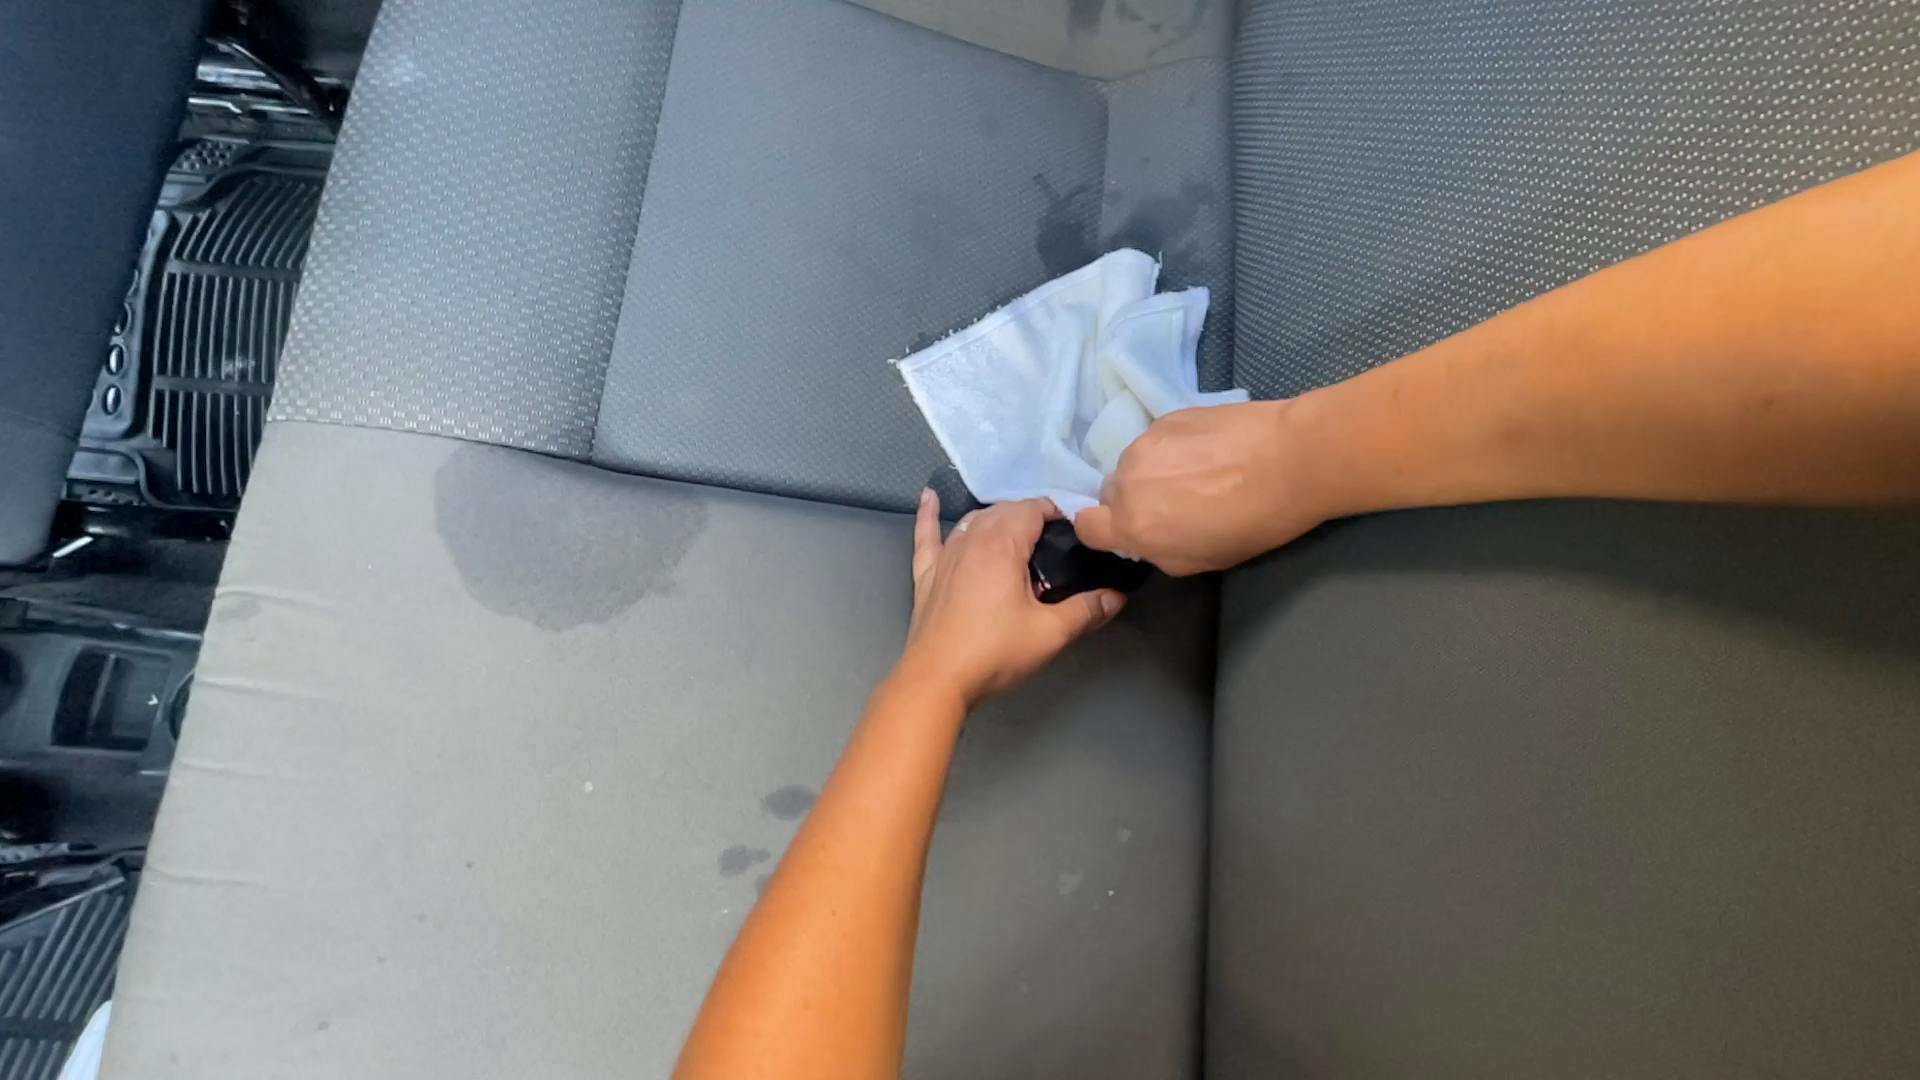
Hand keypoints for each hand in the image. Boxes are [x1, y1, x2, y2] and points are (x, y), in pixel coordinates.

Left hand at [898, 491, 1124, 705]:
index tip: (1075, 529)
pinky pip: (926, 535)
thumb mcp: (1049, 632)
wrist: (937, 679)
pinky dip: (929, 515)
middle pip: (1004, 510)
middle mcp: (972, 539)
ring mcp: (945, 554)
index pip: (1033, 508)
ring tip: (1018, 533)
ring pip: (974, 520)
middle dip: (1030, 516)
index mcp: (1002, 544)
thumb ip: (1085, 610)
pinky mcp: (926, 573)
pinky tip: (929, 497)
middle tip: (1054, 543)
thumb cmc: (994, 652)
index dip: (1057, 512)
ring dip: (996, 518)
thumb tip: (1117, 596)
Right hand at [1073, 400, 1330, 574]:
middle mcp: (1126, 480)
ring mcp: (1145, 442)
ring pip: (1133, 464)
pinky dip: (1173, 448)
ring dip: (1152, 472)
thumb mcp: (1199, 560)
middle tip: (1175, 504)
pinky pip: (1156, 439)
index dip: (1104, 531)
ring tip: (1197, 473)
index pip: (1085, 527)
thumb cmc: (1252, 522)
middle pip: (1109, 493)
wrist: (1294, 459)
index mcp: (1131, 524)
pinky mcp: (1167, 416)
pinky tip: (1210, 450)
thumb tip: (1145, 537)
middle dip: (1132, 501)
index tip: (1130, 530)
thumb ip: (1156, 551)